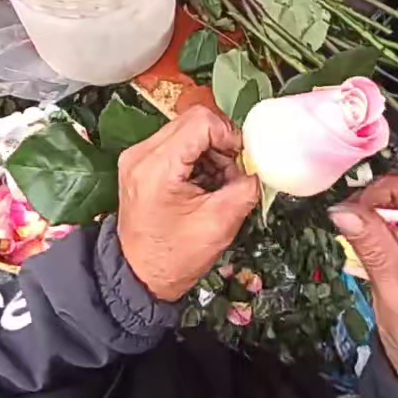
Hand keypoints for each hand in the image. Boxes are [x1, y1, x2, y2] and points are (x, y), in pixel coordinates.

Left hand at [117, 106, 259, 300]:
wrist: (139, 276)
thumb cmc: (175, 256)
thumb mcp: (220, 222)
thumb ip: (246, 187)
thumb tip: (260, 165)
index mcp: (157, 166)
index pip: (201, 121)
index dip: (230, 135)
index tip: (243, 160)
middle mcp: (141, 153)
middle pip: (194, 121)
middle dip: (222, 144)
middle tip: (234, 174)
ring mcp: (138, 157)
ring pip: (187, 131)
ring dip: (211, 152)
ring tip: (219, 184)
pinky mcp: (140, 163)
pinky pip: (176, 144)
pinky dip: (197, 158)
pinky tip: (204, 184)